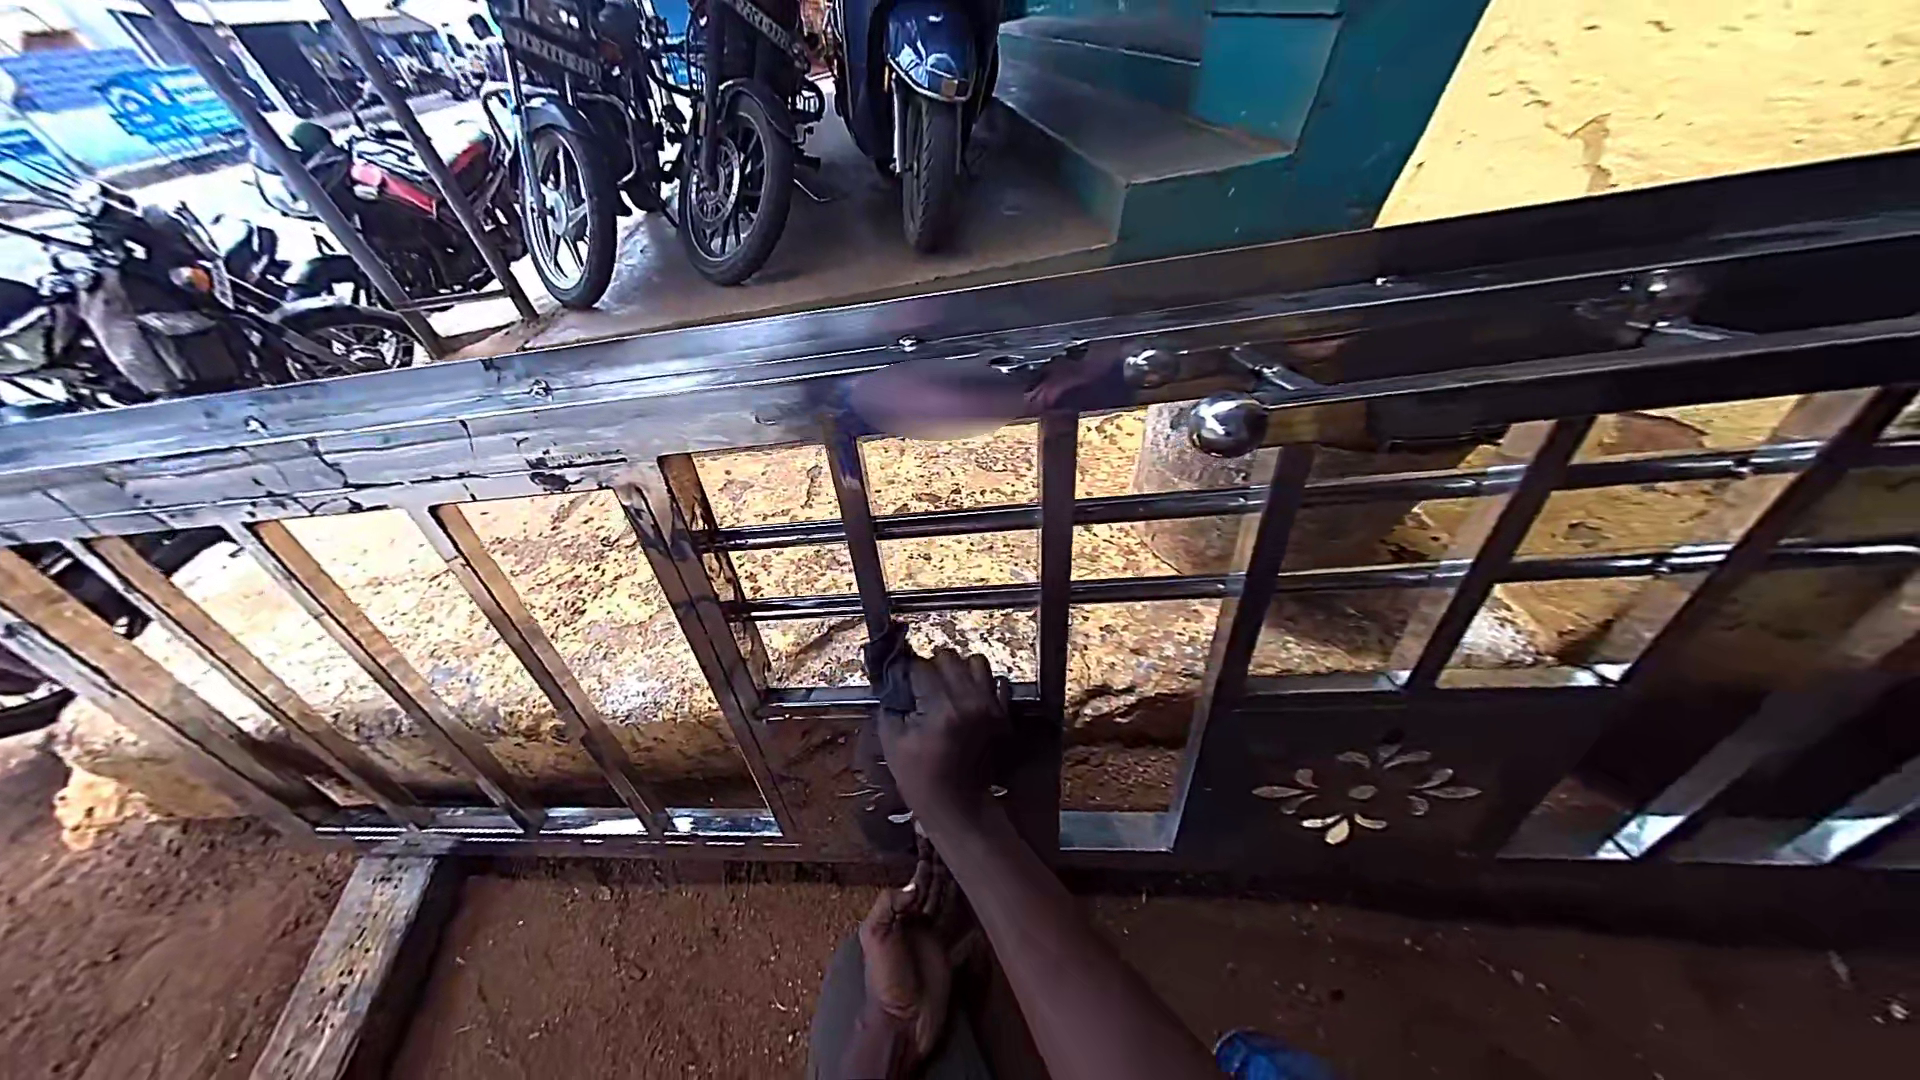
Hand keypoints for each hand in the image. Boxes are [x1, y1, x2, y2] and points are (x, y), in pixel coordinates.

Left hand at [858, 851, 953, 1066]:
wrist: (901, 1024)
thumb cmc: (884, 979)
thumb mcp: (874, 936)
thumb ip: (889, 904)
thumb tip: (915, 883)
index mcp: (900, 914)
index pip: (916, 879)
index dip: (925, 859)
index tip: (933, 835)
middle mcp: (919, 922)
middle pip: (934, 887)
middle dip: (942, 864)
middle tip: (955, 840)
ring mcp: (936, 939)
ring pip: (949, 904)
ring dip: (957, 883)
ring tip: (969, 862)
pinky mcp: (951, 958)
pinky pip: (965, 936)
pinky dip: (973, 924)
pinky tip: (983, 910)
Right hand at [877, 649, 1007, 832]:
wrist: (960, 806)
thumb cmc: (921, 779)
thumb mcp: (892, 742)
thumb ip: (890, 705)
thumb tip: (892, 680)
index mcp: (941, 707)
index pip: (920, 666)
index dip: (907, 671)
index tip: (901, 679)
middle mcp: (970, 700)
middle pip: (948, 657)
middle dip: (931, 666)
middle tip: (923, 685)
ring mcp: (991, 706)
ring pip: (975, 662)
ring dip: (959, 670)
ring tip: (948, 687)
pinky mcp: (1004, 714)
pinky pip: (996, 681)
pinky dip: (981, 684)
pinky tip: (967, 698)